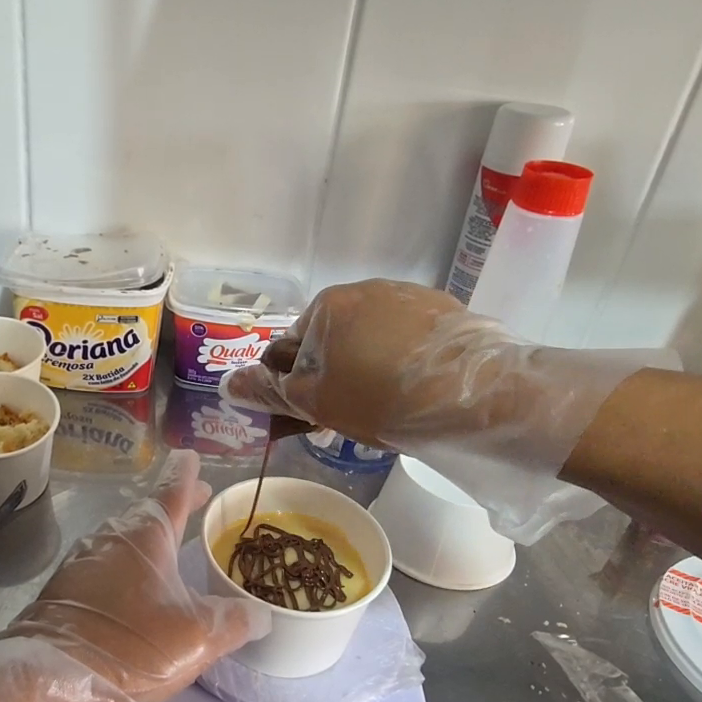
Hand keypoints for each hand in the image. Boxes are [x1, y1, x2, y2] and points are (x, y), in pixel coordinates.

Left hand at [0, 450, 268, 701]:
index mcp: (144, 536)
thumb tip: (261, 614)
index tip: (189, 454)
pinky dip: (127, 568)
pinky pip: (105, 567)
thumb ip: (232, 621)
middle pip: (146, 514)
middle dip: (172, 507)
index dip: (185, 475)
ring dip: (148, 540)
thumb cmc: (129, 647)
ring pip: (123, 541)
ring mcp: (81, 565)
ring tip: (169, 548)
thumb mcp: (195, 637)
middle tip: (196, 502)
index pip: (171, 493)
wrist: (47, 683)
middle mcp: (110, 539)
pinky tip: (134, 591)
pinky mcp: (63, 595)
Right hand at [230, 280, 488, 448]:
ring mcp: (411, 296)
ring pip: (375, 337)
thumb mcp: (317, 403)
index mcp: (327, 305)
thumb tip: (228, 384)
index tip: (318, 411)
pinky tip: (422, 390)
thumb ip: (270, 391)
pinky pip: (412, 338)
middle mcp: (366, 288)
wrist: (474, 395)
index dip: (300, 383)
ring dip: (373, 365)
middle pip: (335, 338)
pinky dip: (408, 360)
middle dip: (338, 372)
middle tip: (355, 413)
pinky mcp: (449, 311)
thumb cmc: (380, 399)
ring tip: (394, 404)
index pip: (294, 346)